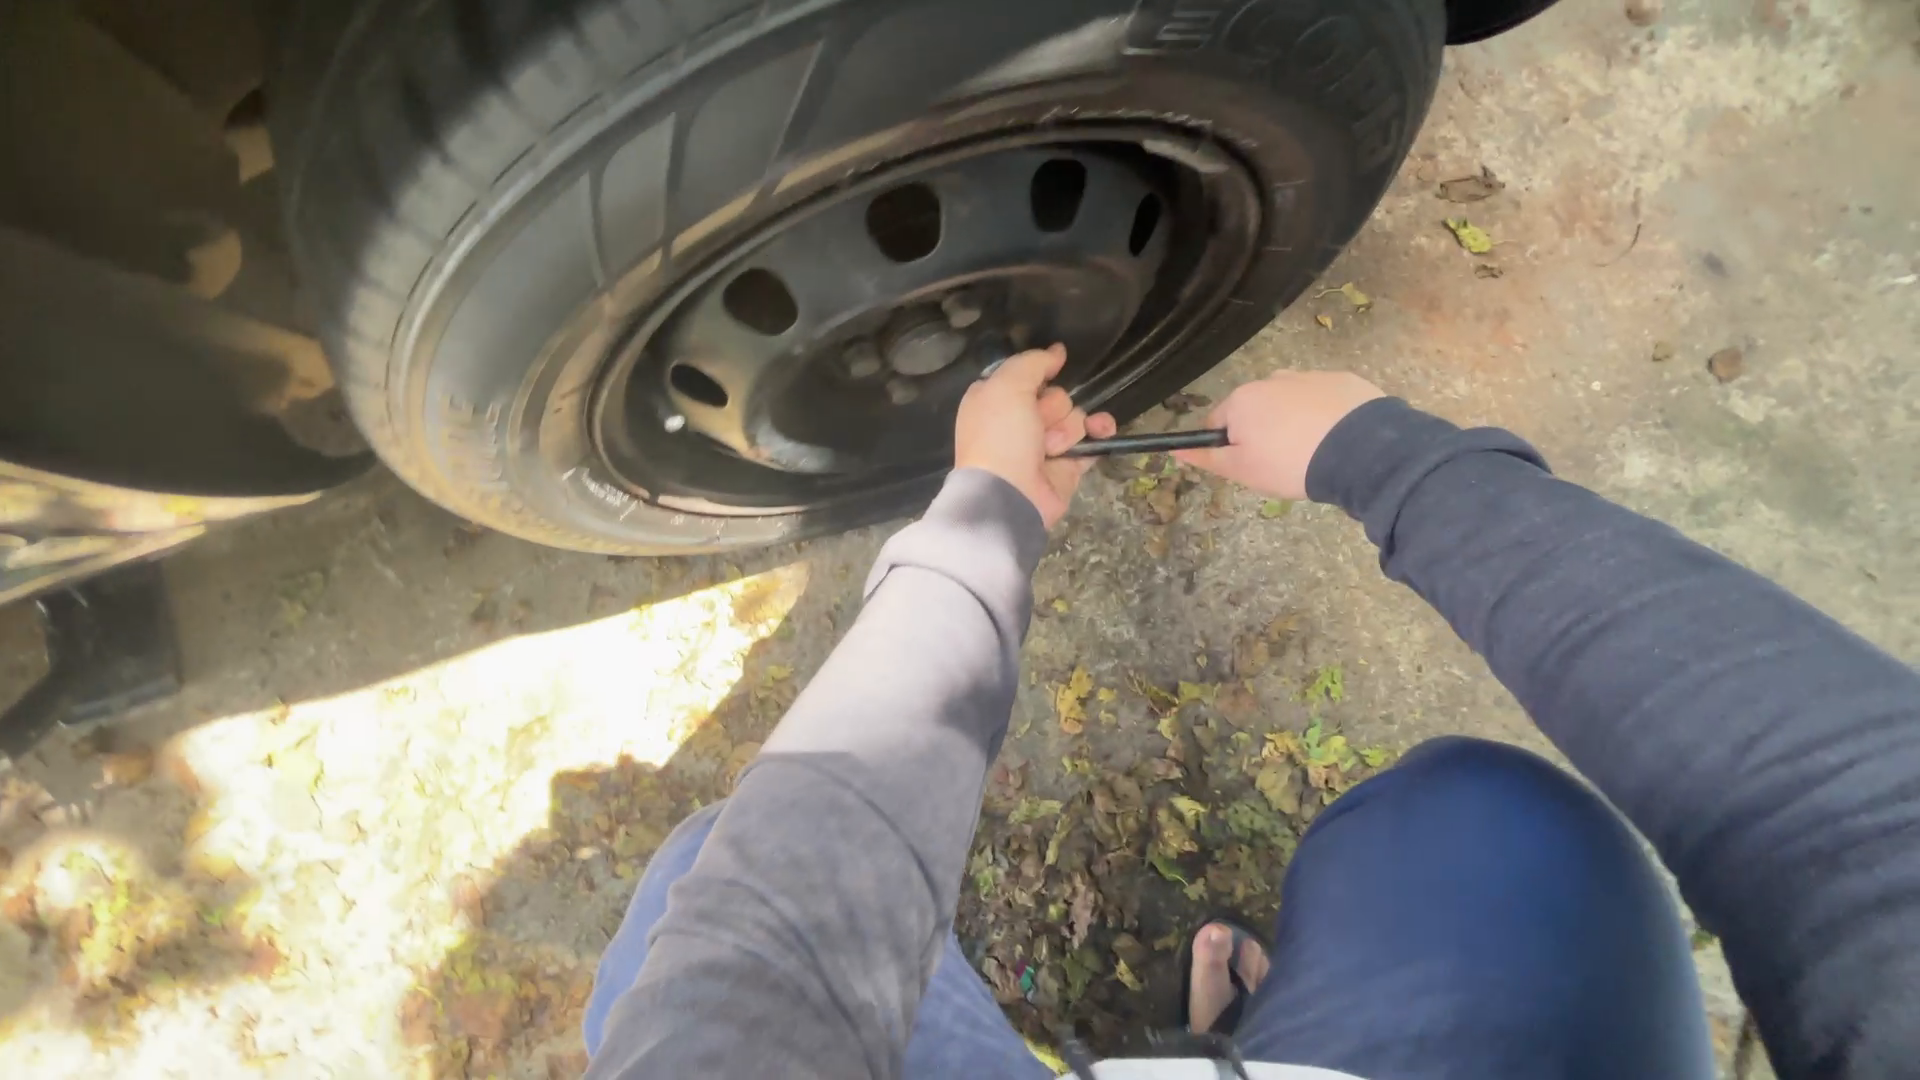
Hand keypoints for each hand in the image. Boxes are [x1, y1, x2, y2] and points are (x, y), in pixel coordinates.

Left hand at [954, 344, 1116, 527]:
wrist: (1009, 494)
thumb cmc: (1000, 436)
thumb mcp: (1006, 386)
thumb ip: (1032, 363)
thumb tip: (1057, 351)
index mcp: (995, 401)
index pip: (1027, 375)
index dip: (1039, 374)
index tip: (1048, 374)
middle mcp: (1019, 421)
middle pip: (1055, 395)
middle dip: (1052, 408)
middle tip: (1036, 426)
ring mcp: (1044, 444)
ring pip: (1074, 416)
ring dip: (1068, 428)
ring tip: (1051, 448)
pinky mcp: (1068, 464)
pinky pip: (1093, 437)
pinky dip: (1100, 431)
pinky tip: (1101, 429)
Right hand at [1172, 371, 1384, 500]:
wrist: (1360, 451)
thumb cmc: (1289, 462)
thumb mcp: (1241, 470)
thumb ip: (1207, 457)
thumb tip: (1176, 450)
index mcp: (1241, 400)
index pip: (1218, 423)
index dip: (1228, 446)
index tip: (1247, 464)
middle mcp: (1271, 379)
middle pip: (1255, 410)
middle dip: (1262, 432)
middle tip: (1280, 462)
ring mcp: (1309, 376)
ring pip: (1289, 403)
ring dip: (1293, 423)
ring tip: (1312, 452)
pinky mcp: (1343, 380)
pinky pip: (1323, 400)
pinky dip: (1323, 416)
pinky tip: (1336, 439)